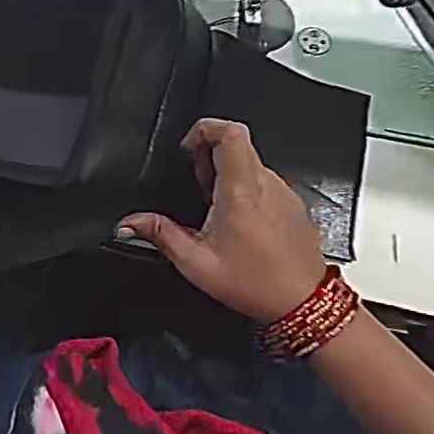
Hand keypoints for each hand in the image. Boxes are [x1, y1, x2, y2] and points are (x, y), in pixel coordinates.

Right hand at [119, 118, 326, 323]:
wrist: (304, 304)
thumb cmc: (255, 284)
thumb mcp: (195, 262)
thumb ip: (159, 234)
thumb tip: (129, 223)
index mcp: (241, 191)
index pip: (230, 133)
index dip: (205, 129)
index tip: (189, 147)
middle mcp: (266, 185)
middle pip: (236, 145)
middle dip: (209, 158)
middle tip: (199, 188)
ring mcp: (283, 192)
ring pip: (250, 163)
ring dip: (227, 174)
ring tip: (215, 209)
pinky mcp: (292, 203)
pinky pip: (264, 181)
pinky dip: (245, 189)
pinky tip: (237, 220)